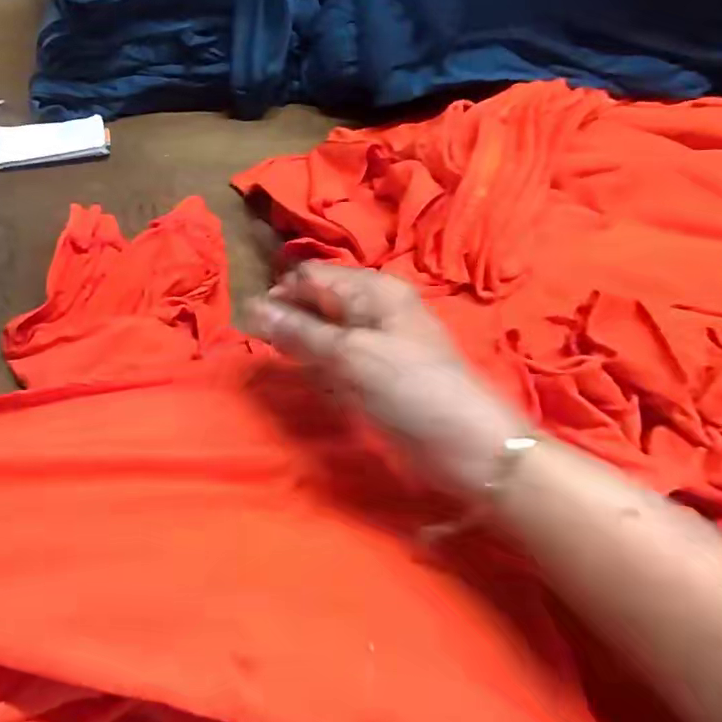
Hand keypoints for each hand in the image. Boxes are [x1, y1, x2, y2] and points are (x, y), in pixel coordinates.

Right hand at [246, 263, 531, 495]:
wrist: (470, 446)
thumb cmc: (409, 388)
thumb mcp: (349, 355)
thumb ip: (300, 330)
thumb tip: (252, 306)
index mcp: (371, 289)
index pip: (311, 276)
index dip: (281, 294)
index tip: (255, 325)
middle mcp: (373, 307)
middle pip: (317, 302)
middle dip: (291, 322)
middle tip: (273, 353)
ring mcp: (377, 341)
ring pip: (325, 334)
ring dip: (305, 350)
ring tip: (298, 371)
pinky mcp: (378, 372)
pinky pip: (339, 361)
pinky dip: (324, 371)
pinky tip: (319, 386)